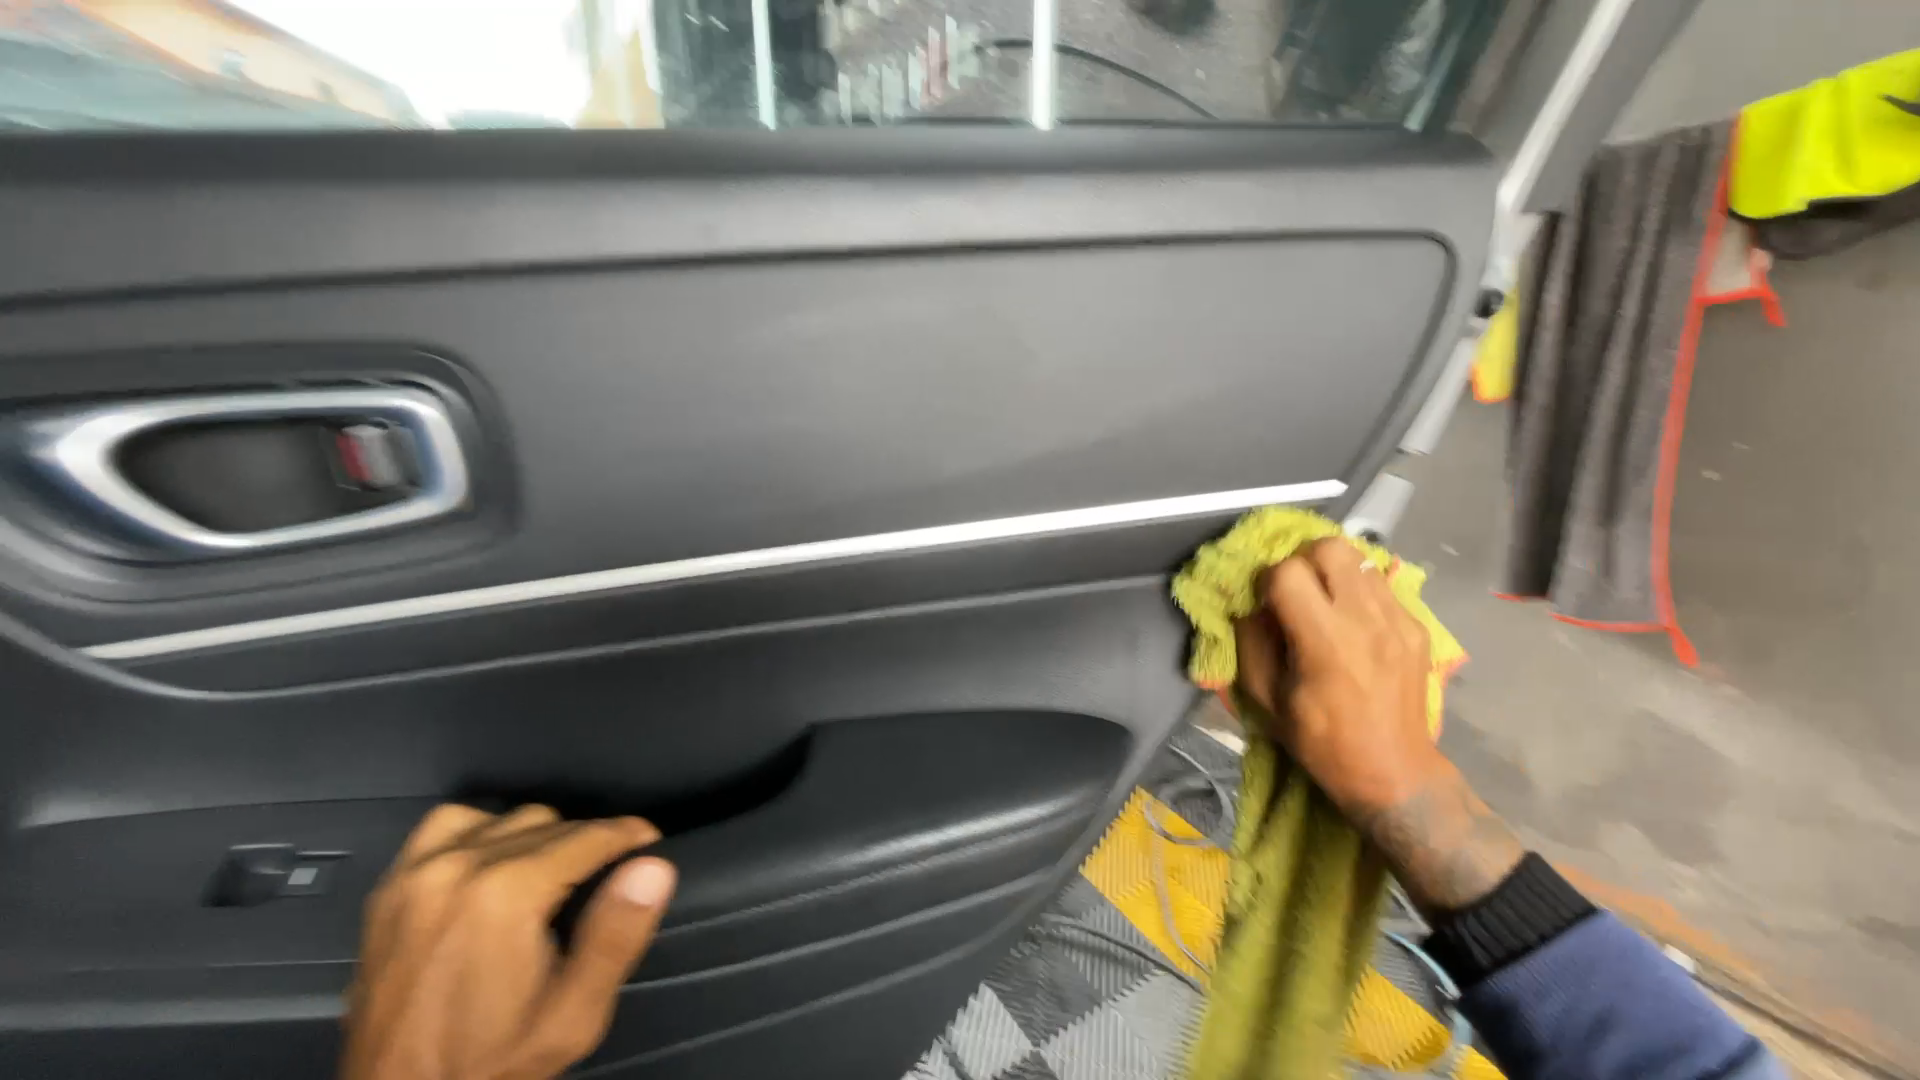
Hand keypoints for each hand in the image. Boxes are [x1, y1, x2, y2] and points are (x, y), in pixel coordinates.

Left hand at [341, 804, 675, 1079]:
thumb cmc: (495, 1059)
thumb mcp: (574, 1016)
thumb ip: (617, 936)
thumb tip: (654, 867)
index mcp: (506, 896)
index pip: (590, 835)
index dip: (630, 837)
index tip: (650, 846)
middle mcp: (459, 868)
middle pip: (554, 823)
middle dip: (590, 845)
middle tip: (603, 884)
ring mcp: (418, 872)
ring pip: (512, 818)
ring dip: (542, 839)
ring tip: (554, 880)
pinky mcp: (392, 883)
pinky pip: (454, 823)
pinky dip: (485, 833)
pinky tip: (496, 866)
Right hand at [1235, 536, 1441, 818]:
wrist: (1393, 771)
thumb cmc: (1320, 741)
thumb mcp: (1266, 699)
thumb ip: (1251, 643)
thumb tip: (1251, 606)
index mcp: (1324, 641)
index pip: (1287, 572)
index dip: (1267, 582)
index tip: (1266, 605)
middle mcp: (1365, 620)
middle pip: (1330, 547)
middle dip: (1302, 561)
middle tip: (1294, 591)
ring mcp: (1398, 620)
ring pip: (1359, 558)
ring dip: (1332, 571)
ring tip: (1323, 600)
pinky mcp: (1416, 627)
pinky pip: (1380, 585)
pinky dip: (1357, 591)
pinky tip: (1351, 622)